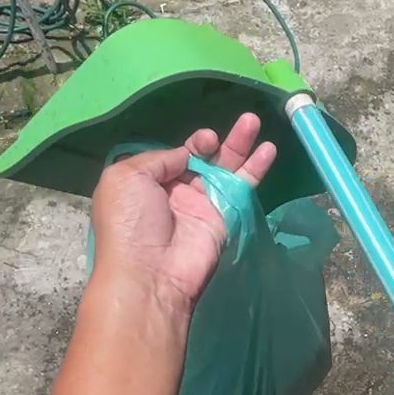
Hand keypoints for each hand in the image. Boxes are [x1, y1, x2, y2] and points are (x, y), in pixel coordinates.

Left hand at [88, 113, 275, 314]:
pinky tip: (268, 150)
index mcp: (147, 182)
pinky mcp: (225, 218)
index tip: (205, 140)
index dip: (191, 144)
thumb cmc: (129, 222)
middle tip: (242, 121)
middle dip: (220, 140)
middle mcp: (177, 191)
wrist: (151, 272)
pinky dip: (255, 169)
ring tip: (254, 122)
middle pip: (204, 158)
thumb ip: (158, 157)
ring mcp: (203, 205)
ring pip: (227, 168)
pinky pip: (242, 189)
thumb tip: (185, 155)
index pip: (174, 155)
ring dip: (241, 145)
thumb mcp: (125, 177)